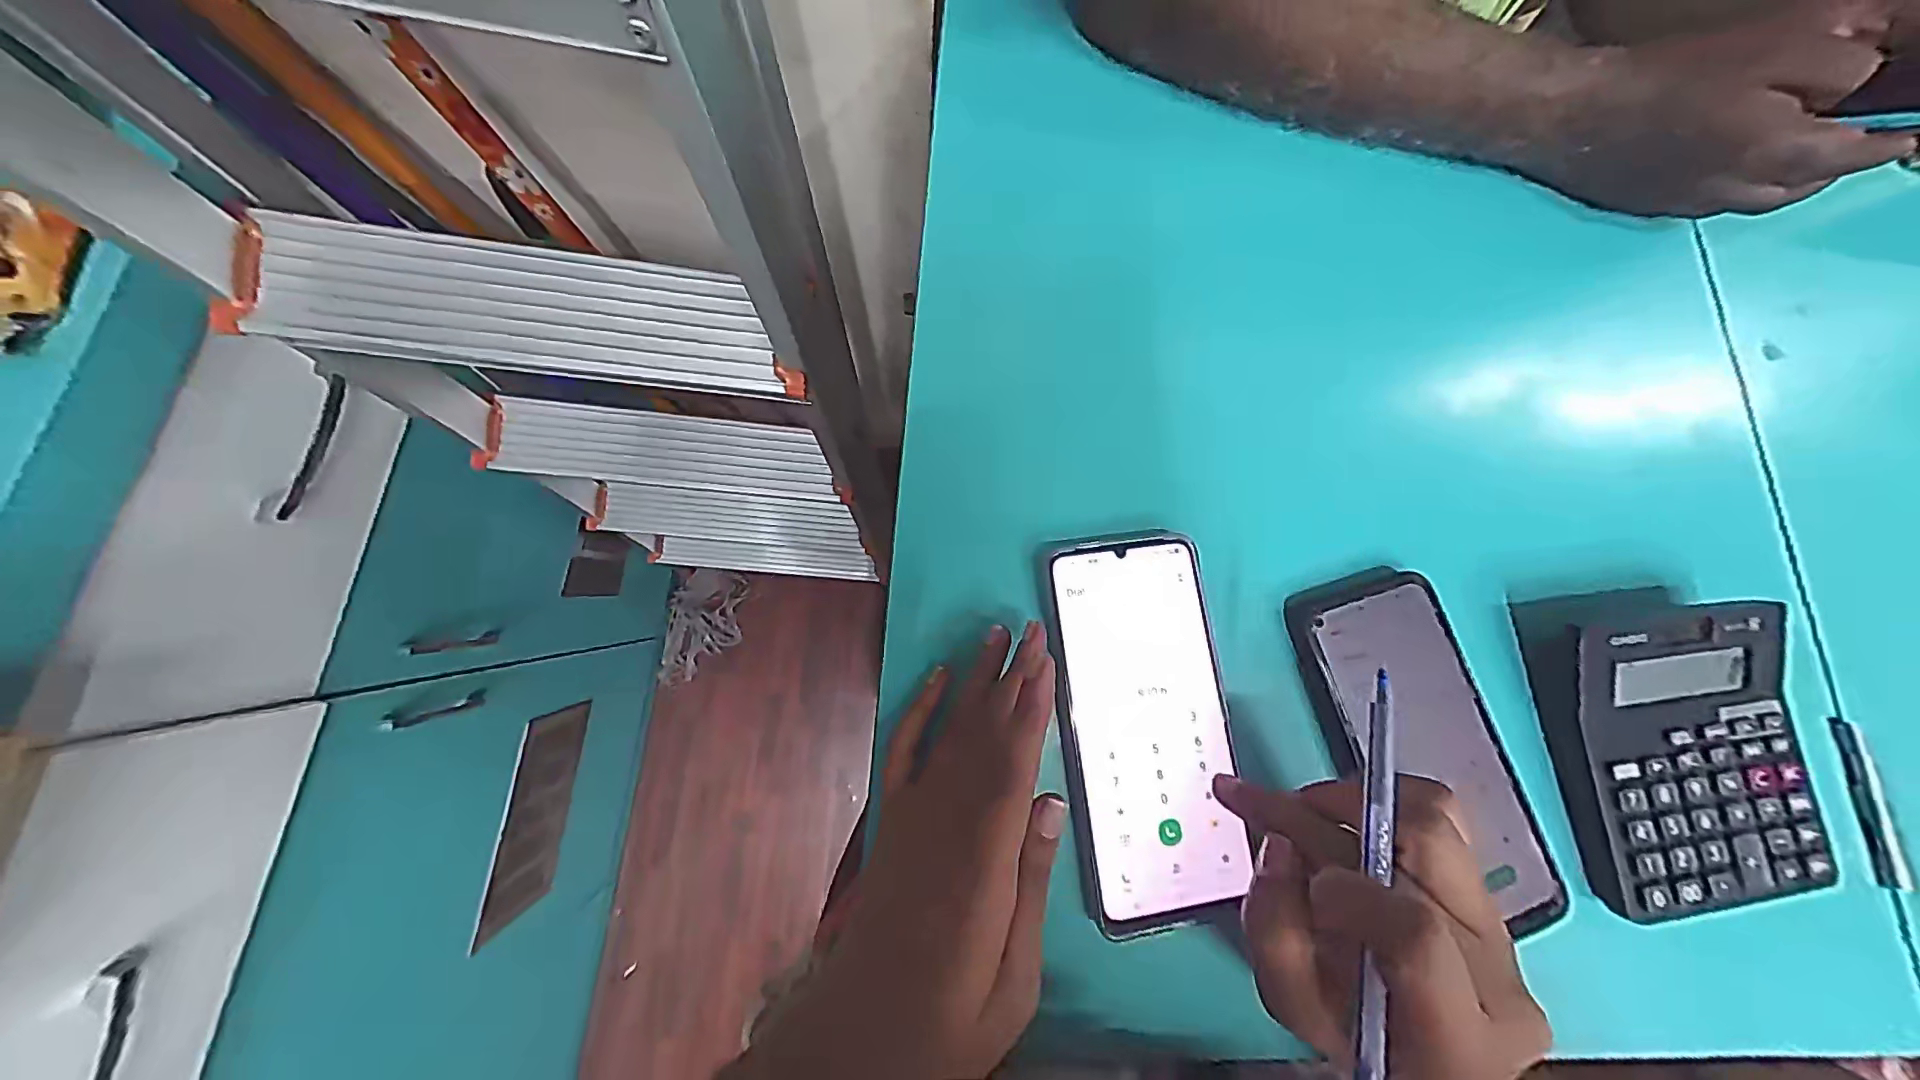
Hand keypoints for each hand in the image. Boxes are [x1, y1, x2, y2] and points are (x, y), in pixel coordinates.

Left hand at [723, 623, 1063, 1079]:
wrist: (860, 1035)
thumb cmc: (950, 1016)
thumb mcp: (1012, 976)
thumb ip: (1030, 883)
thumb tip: (1050, 804)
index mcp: (982, 861)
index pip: (1013, 767)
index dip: (1031, 711)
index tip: (1046, 665)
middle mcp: (944, 823)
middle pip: (985, 737)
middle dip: (1011, 679)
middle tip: (1032, 633)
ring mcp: (911, 816)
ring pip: (951, 734)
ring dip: (975, 682)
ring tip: (995, 637)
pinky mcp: (891, 821)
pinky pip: (902, 753)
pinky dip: (920, 711)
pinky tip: (938, 679)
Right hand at [1213, 774, 1550, 1079]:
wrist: (1412, 1053)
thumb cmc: (1351, 1040)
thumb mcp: (1297, 1006)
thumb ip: (1275, 929)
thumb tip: (1277, 842)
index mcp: (1455, 1031)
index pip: (1415, 935)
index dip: (1346, 892)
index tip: (1296, 878)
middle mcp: (1498, 972)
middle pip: (1423, 847)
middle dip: (1316, 810)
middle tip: (1252, 798)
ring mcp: (1502, 930)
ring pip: (1433, 814)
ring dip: (1348, 798)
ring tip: (1296, 806)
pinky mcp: (1488, 897)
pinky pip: (1436, 818)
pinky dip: (1374, 804)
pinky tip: (1334, 815)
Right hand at [1516, 0, 1916, 215]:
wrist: (1571, 117)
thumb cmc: (1663, 81)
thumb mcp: (1782, 45)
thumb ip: (1841, 64)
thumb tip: (1856, 82)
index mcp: (1776, 152)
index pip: (1860, 154)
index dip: (1896, 141)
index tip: (1914, 137)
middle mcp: (1732, 190)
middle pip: (1803, 186)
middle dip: (1832, 165)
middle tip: (1848, 141)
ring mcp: (1684, 203)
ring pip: (1755, 198)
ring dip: (1779, 179)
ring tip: (1783, 152)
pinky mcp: (1648, 205)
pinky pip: (1707, 201)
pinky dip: (1729, 185)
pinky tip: (1721, 162)